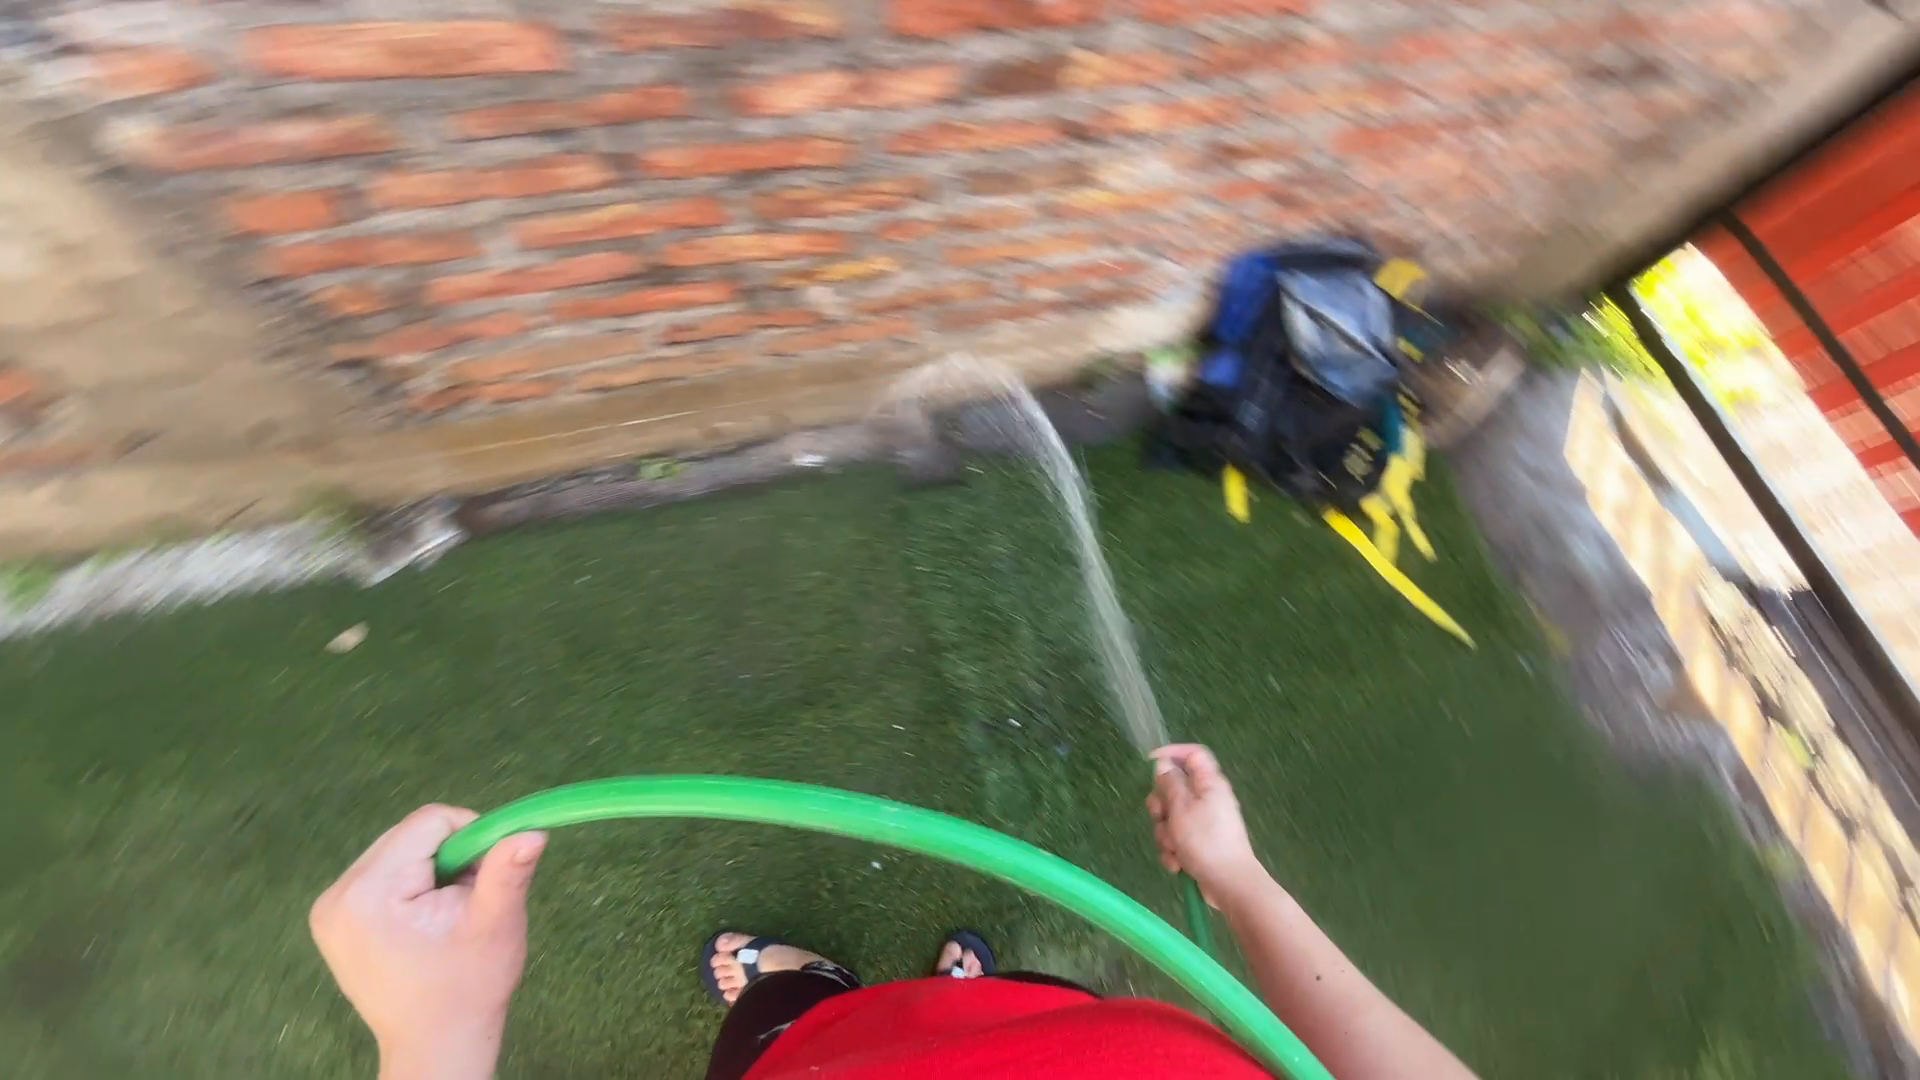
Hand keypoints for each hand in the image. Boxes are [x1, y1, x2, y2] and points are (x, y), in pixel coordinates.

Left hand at [310, 805, 546, 1079]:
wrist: (436, 1043)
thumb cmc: (468, 984)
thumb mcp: (496, 922)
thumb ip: (508, 870)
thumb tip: (533, 830)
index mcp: (369, 893)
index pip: (431, 821)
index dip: (473, 835)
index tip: (486, 876)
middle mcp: (337, 895)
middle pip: (413, 832)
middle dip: (454, 853)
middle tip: (469, 897)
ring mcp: (330, 908)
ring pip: (404, 847)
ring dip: (439, 866)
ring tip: (451, 910)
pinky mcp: (337, 918)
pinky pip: (389, 868)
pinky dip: (420, 880)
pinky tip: (429, 917)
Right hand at [1146, 744, 1269, 906]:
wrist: (1229, 885)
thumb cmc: (1205, 841)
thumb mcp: (1181, 808)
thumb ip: (1170, 783)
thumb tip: (1163, 765)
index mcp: (1209, 784)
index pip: (1193, 754)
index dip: (1172, 752)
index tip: (1151, 761)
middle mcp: (1207, 800)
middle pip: (1174, 788)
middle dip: (1161, 806)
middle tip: (1161, 816)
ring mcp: (1202, 823)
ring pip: (1170, 817)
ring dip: (1165, 834)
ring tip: (1174, 848)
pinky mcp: (1198, 844)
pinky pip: (1176, 839)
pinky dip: (1173, 851)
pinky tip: (1178, 864)